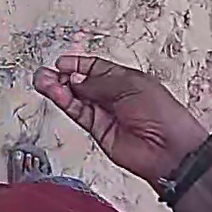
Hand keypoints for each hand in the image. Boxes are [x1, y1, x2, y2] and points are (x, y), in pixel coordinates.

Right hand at [34, 55, 208, 186]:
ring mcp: (104, 113)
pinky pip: (77, 113)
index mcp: (125, 80)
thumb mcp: (130, 86)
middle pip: (81, 82)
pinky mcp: (97, 130)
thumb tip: (75, 79)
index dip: (78, 64)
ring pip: (75, 97)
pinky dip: (65, 103)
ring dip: (58, 88)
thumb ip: (99, 82)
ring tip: (42, 81)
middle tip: (46, 72)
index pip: (95, 68)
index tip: (61, 62)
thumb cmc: (162, 114)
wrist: (169, 149)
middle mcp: (112, 96)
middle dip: (62, 76)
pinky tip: (54, 94)